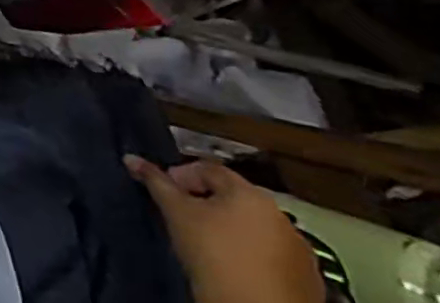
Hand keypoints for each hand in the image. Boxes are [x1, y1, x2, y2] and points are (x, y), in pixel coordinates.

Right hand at [126, 155, 324, 302]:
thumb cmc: (212, 253)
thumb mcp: (176, 213)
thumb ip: (155, 182)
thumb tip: (131, 158)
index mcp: (250, 194)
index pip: (208, 168)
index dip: (180, 175)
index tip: (164, 193)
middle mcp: (281, 216)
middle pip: (232, 196)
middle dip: (205, 201)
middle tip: (182, 216)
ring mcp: (300, 250)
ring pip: (253, 226)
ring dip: (229, 227)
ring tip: (206, 243)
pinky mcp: (308, 280)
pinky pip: (271, 253)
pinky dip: (251, 253)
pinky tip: (234, 267)